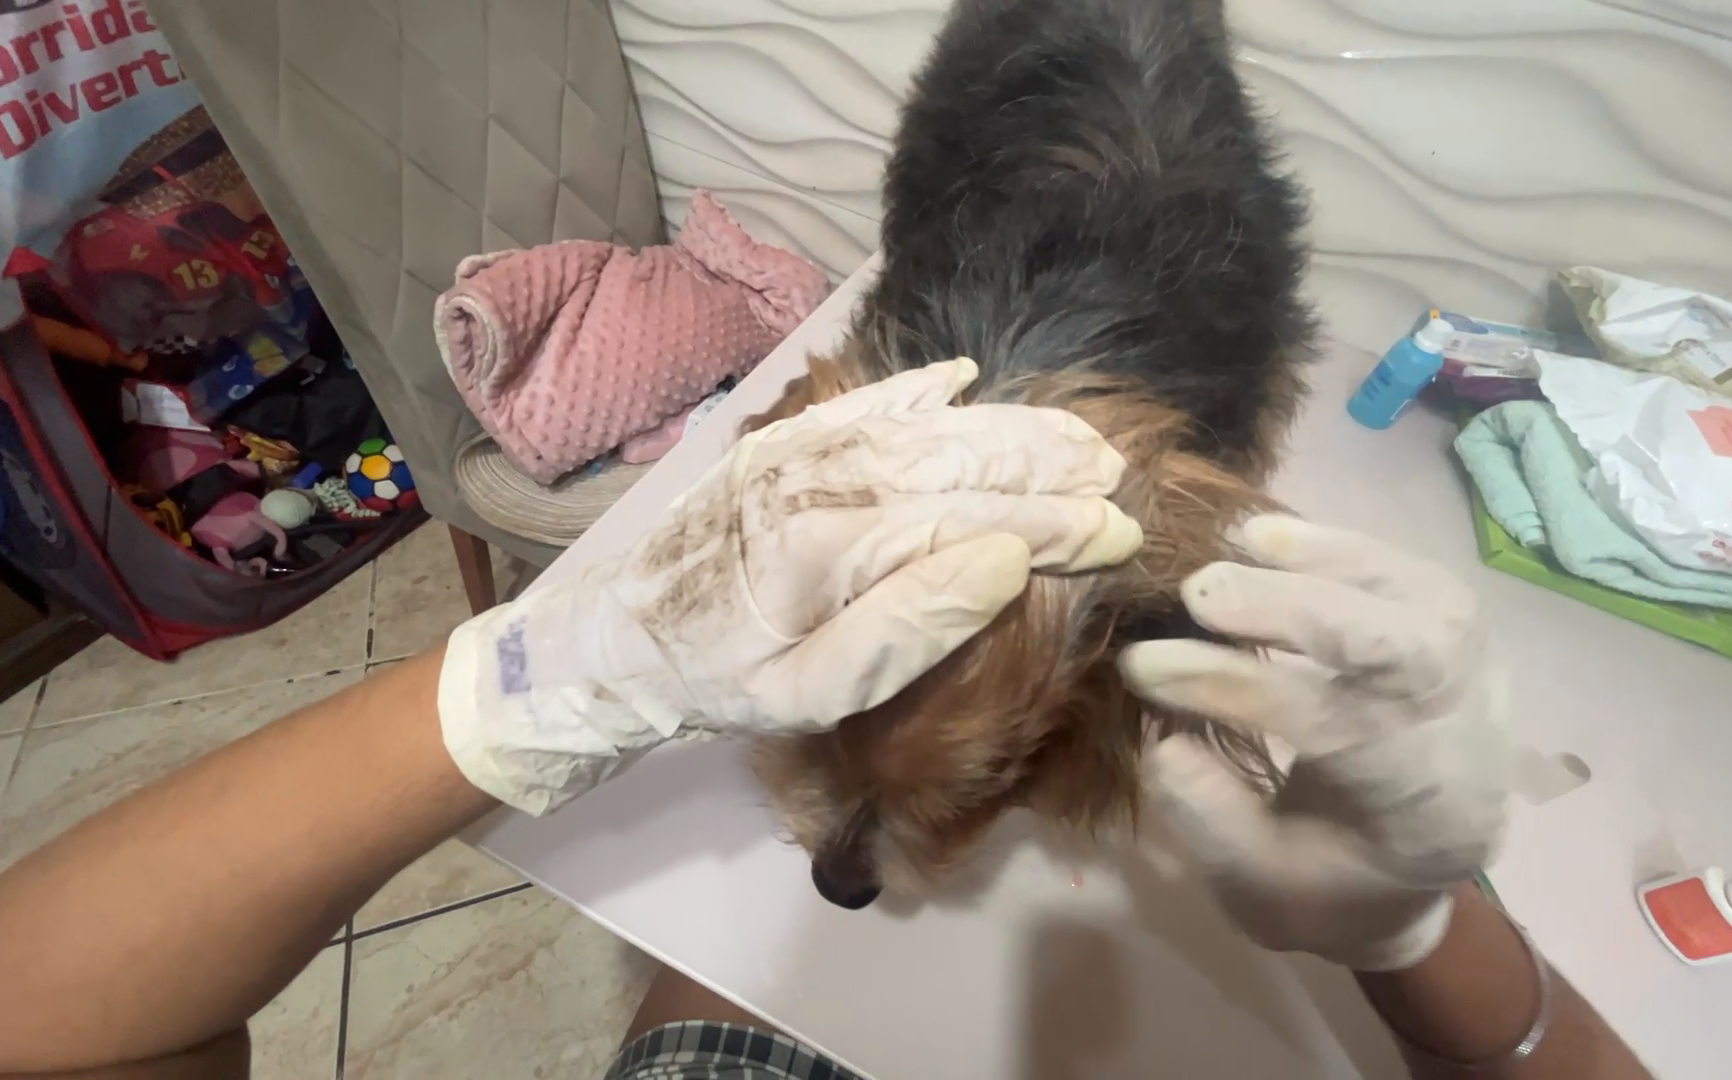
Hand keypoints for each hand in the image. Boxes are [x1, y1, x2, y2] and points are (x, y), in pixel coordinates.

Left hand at [442, 359, 1144, 813]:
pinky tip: (963, 377)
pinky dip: (921, 388)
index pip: (973, 522)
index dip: (1053, 525)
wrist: (613, 640)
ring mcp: (800, 450)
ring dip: (1006, 427)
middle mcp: (823, 476)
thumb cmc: (718, 681)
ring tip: (1071, 432)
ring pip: (927, 425)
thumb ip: (909, 627)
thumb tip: (1002, 561)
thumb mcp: (813, 693)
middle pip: (960, 459)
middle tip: (1116, 470)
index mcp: (836, 544)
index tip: (1118, 526)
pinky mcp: (781, 445)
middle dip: (1046, 464)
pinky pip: (865, 403)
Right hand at [1120, 515, 1512, 970]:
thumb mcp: (1250, 885)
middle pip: (1413, 650)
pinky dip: (1338, 547)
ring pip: (1425, 597)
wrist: (1395, 883)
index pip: (1338, 728)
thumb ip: (1206, 811)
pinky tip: (1268, 536)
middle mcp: (1470, 740)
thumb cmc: (1318, 890)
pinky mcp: (1451, 640)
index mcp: (1421, 816)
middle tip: (1197, 592)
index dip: (1234, 686)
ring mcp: (1475, 680)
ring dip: (1323, 560)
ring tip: (1235, 543)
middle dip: (1302, 610)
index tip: (1141, 666)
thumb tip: (1162, 728)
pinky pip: (1410, 576)